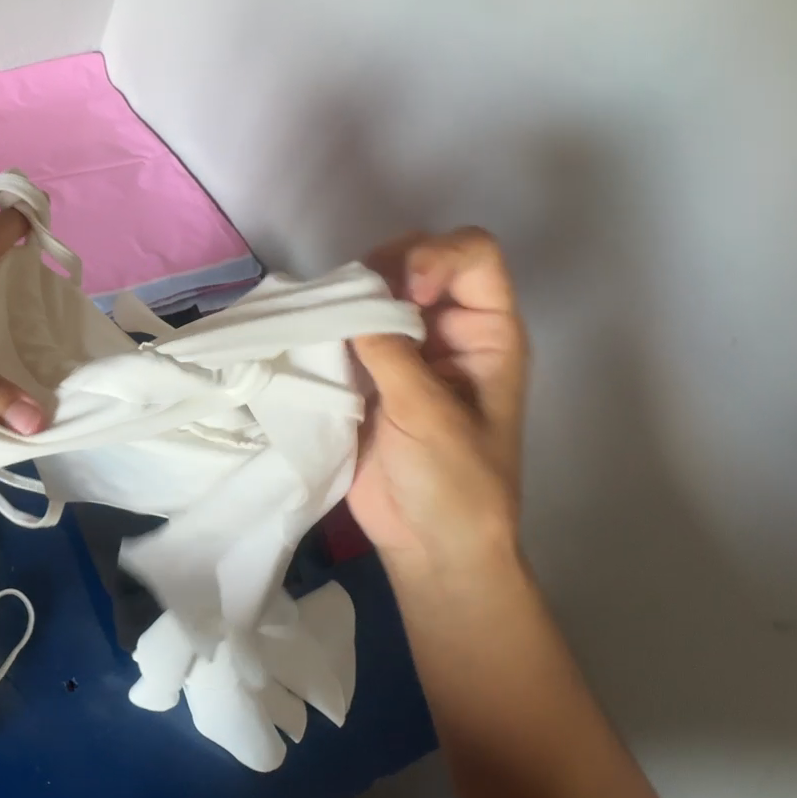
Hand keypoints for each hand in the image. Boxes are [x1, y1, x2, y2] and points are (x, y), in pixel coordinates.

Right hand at [348, 227, 528, 574]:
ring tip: (325, 320)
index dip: (436, 257)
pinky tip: (311, 336)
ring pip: (374, 290)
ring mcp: (404, 350)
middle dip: (383, 268)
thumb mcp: (430, 414)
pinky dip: (326, 324)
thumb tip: (348, 302)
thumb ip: (391, 353)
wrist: (428, 542)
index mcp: (485, 333)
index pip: (472, 255)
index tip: (405, 294)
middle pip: (417, 259)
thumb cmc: (455, 482)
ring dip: (348, 295)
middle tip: (352, 302)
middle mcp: (445, 330)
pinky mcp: (366, 372)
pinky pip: (345, 328)